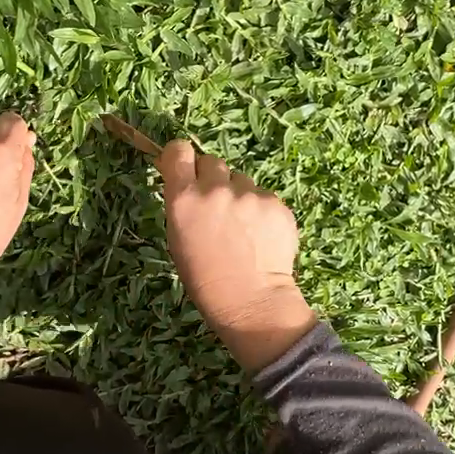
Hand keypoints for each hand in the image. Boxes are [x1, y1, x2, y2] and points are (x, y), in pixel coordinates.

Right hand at [157, 140, 316, 371]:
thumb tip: (188, 183)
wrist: (252, 302)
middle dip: (212, 179)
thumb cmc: (205, 279)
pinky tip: (261, 236)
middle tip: (217, 207)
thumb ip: (183, 204)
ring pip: (241, 180)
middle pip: (212, 162)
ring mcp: (249, 194)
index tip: (185, 168)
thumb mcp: (178, 238)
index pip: (179, 151)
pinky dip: (261, 211)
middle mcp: (215, 189)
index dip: (182, 157)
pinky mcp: (276, 203)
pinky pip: (263, 196)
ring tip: (243, 229)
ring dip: (239, 195)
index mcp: (184, 198)